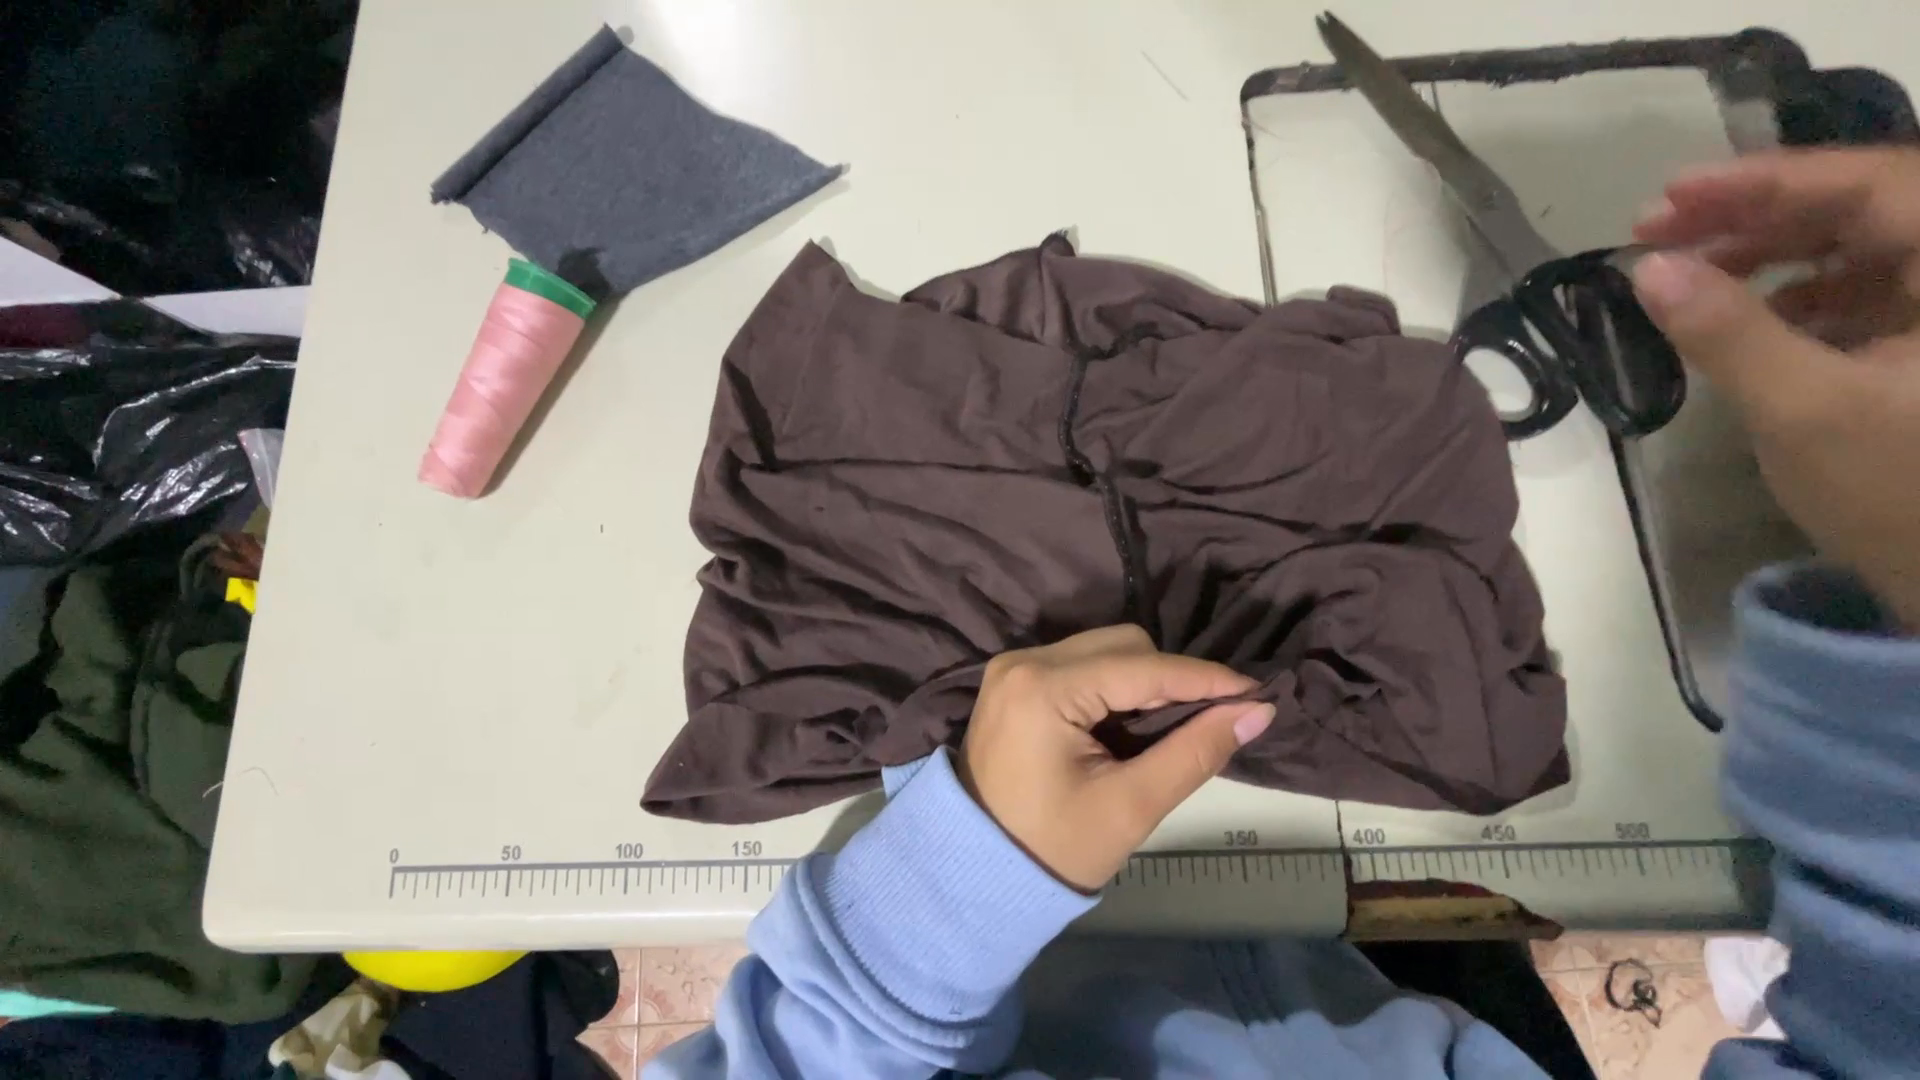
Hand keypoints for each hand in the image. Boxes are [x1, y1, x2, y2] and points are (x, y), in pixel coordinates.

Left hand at [955, 625, 1274, 891]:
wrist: (979, 867)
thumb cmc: (1055, 847)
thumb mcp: (1131, 805)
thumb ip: (1195, 751)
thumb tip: (1257, 711)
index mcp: (1043, 689)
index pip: (1141, 667)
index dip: (1204, 679)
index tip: (1257, 692)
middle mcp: (1024, 661)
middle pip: (1122, 644)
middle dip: (1170, 679)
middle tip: (1205, 721)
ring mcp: (1014, 667)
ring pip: (1104, 649)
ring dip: (1143, 681)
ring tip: (1165, 728)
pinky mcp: (1014, 679)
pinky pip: (1081, 663)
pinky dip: (1113, 685)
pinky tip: (1128, 723)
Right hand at [1632, 148, 1919, 627]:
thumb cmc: (1901, 493)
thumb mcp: (1801, 410)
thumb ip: (1725, 332)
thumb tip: (1649, 269)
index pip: (1875, 185)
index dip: (1766, 181)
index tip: (1667, 194)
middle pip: (1869, 204)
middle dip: (1756, 212)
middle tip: (1657, 231)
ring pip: (1864, 243)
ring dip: (1769, 251)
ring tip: (1685, 272)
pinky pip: (1870, 287)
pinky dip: (1798, 292)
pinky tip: (1744, 315)